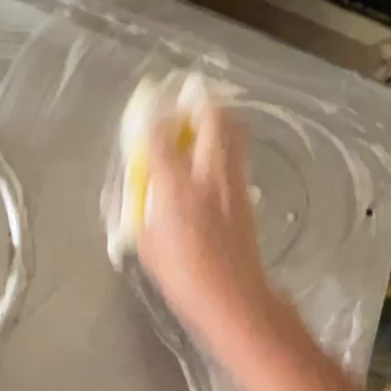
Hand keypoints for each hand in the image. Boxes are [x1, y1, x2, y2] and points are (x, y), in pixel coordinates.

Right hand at [137, 98, 279, 351]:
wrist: (233, 297)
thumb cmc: (183, 276)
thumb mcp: (148, 242)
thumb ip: (144, 207)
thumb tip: (145, 188)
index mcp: (176, 185)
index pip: (160, 135)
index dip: (151, 116)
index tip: (144, 109)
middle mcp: (208, 173)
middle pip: (209, 118)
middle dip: (196, 100)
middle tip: (185, 93)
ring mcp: (233, 181)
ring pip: (231, 130)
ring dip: (217, 115)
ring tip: (203, 112)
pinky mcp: (247, 194)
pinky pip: (237, 153)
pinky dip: (226, 140)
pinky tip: (215, 149)